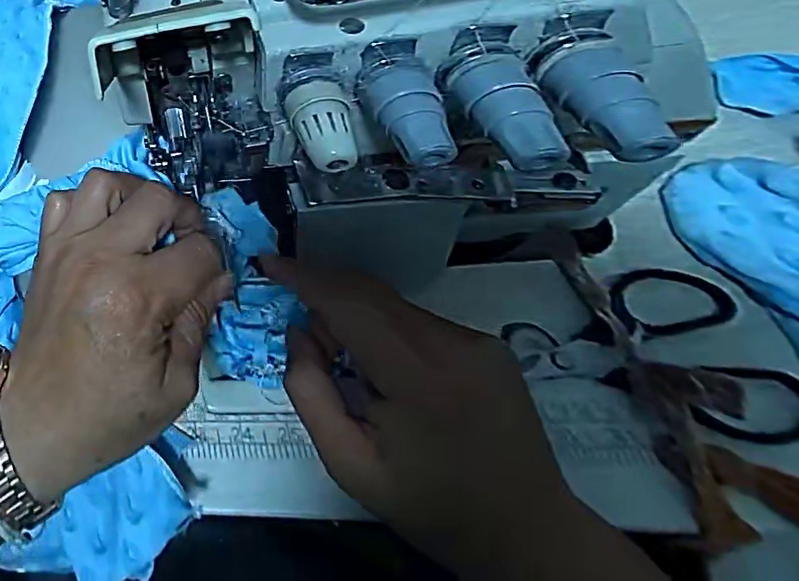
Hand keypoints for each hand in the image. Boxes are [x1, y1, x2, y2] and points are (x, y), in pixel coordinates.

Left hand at [0, 171, 233, 502]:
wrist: (34, 424)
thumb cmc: (108, 416)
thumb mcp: (175, 385)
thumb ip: (200, 320)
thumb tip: (219, 276)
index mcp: (138, 297)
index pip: (198, 250)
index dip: (215, 262)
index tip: (210, 278)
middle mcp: (100, 258)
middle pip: (157, 198)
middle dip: (184, 216)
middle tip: (185, 244)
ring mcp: (67, 247)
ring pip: (106, 181)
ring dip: (134, 196)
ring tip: (144, 225)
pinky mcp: (45, 249)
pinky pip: (64, 198)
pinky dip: (87, 203)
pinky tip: (103, 230)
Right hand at [259, 255, 586, 569]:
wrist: (531, 536)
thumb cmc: (434, 508)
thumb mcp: (350, 467)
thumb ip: (310, 392)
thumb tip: (299, 333)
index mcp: (419, 377)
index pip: (349, 303)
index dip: (304, 277)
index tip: (267, 262)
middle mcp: (452, 344)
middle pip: (368, 294)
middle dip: (324, 299)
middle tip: (307, 342)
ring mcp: (475, 340)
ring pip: (391, 306)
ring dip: (357, 319)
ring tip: (353, 370)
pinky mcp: (487, 343)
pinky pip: (416, 320)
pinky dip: (387, 330)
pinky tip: (391, 376)